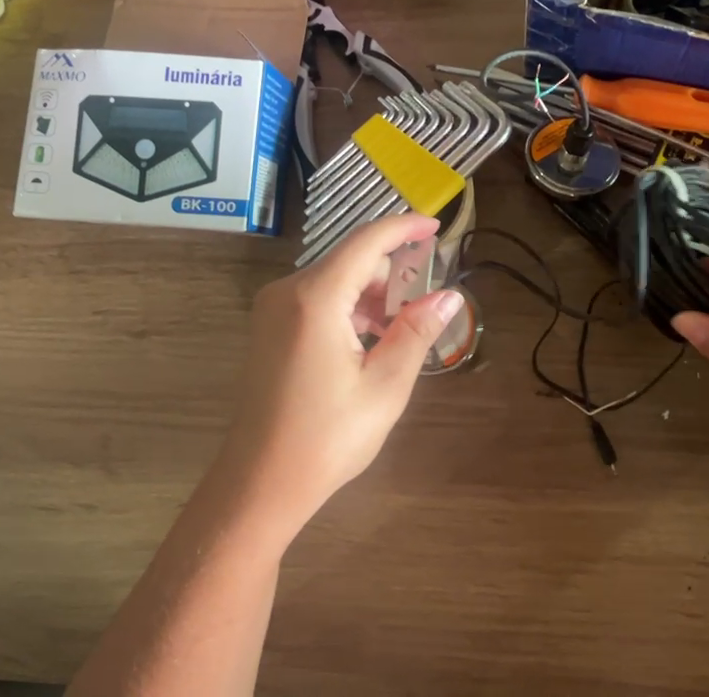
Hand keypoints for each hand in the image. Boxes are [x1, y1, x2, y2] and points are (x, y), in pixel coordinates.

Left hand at [219, 213, 463, 534]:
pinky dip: (348, 308)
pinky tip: (370, 341)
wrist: (260, 482)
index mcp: (315, 299)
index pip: (366, 242)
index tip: (436, 226)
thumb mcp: (384, 387)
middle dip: (391, 273)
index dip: (403, 228)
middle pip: (349, 260)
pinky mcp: (268, 328)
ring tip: (401, 330)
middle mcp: (287, 292)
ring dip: (371, 295)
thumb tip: (448, 296)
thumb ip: (416, 333)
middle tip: (426, 302)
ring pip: (334, 280)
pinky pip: (316, 299)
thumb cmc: (326, 438)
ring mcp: (272, 309)